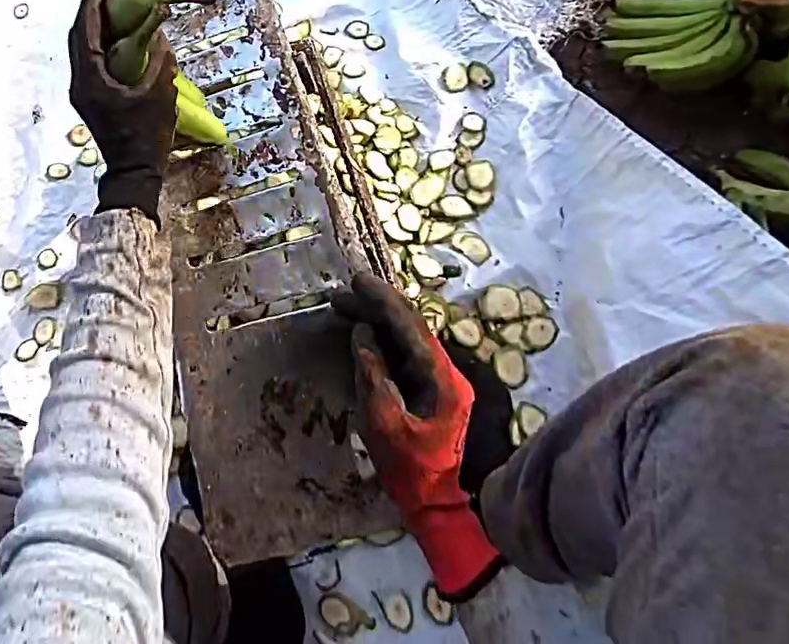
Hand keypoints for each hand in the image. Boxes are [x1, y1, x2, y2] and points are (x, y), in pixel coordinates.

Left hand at [68, 0, 177, 221]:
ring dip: (98, 25)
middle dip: (94, 8)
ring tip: (120, 8)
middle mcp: (79, 82)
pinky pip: (91, 60)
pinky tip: (123, 37)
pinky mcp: (90, 96)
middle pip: (79, 34)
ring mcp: (82, 90)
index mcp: (90, 79)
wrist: (133, 171)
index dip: (94, 0)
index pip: (85, 29)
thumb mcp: (160, 94)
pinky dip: (104, 43)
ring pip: (83, 47)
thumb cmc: (147, 137)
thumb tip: (159, 35)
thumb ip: (160, 61)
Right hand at [332, 272, 509, 600]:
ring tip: (345, 306)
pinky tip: (362, 331)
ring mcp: (439, 380)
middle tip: (343, 292)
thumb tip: (362, 335)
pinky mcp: (429, 389)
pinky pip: (404, 352)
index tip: (356, 281)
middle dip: (376, 306)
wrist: (442, 507)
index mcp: (441, 378)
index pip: (410, 326)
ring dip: (377, 320)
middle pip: (409, 326)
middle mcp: (445, 372)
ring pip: (407, 337)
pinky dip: (382, 337)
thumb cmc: (412, 469)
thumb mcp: (385, 423)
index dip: (382, 300)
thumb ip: (372, 375)